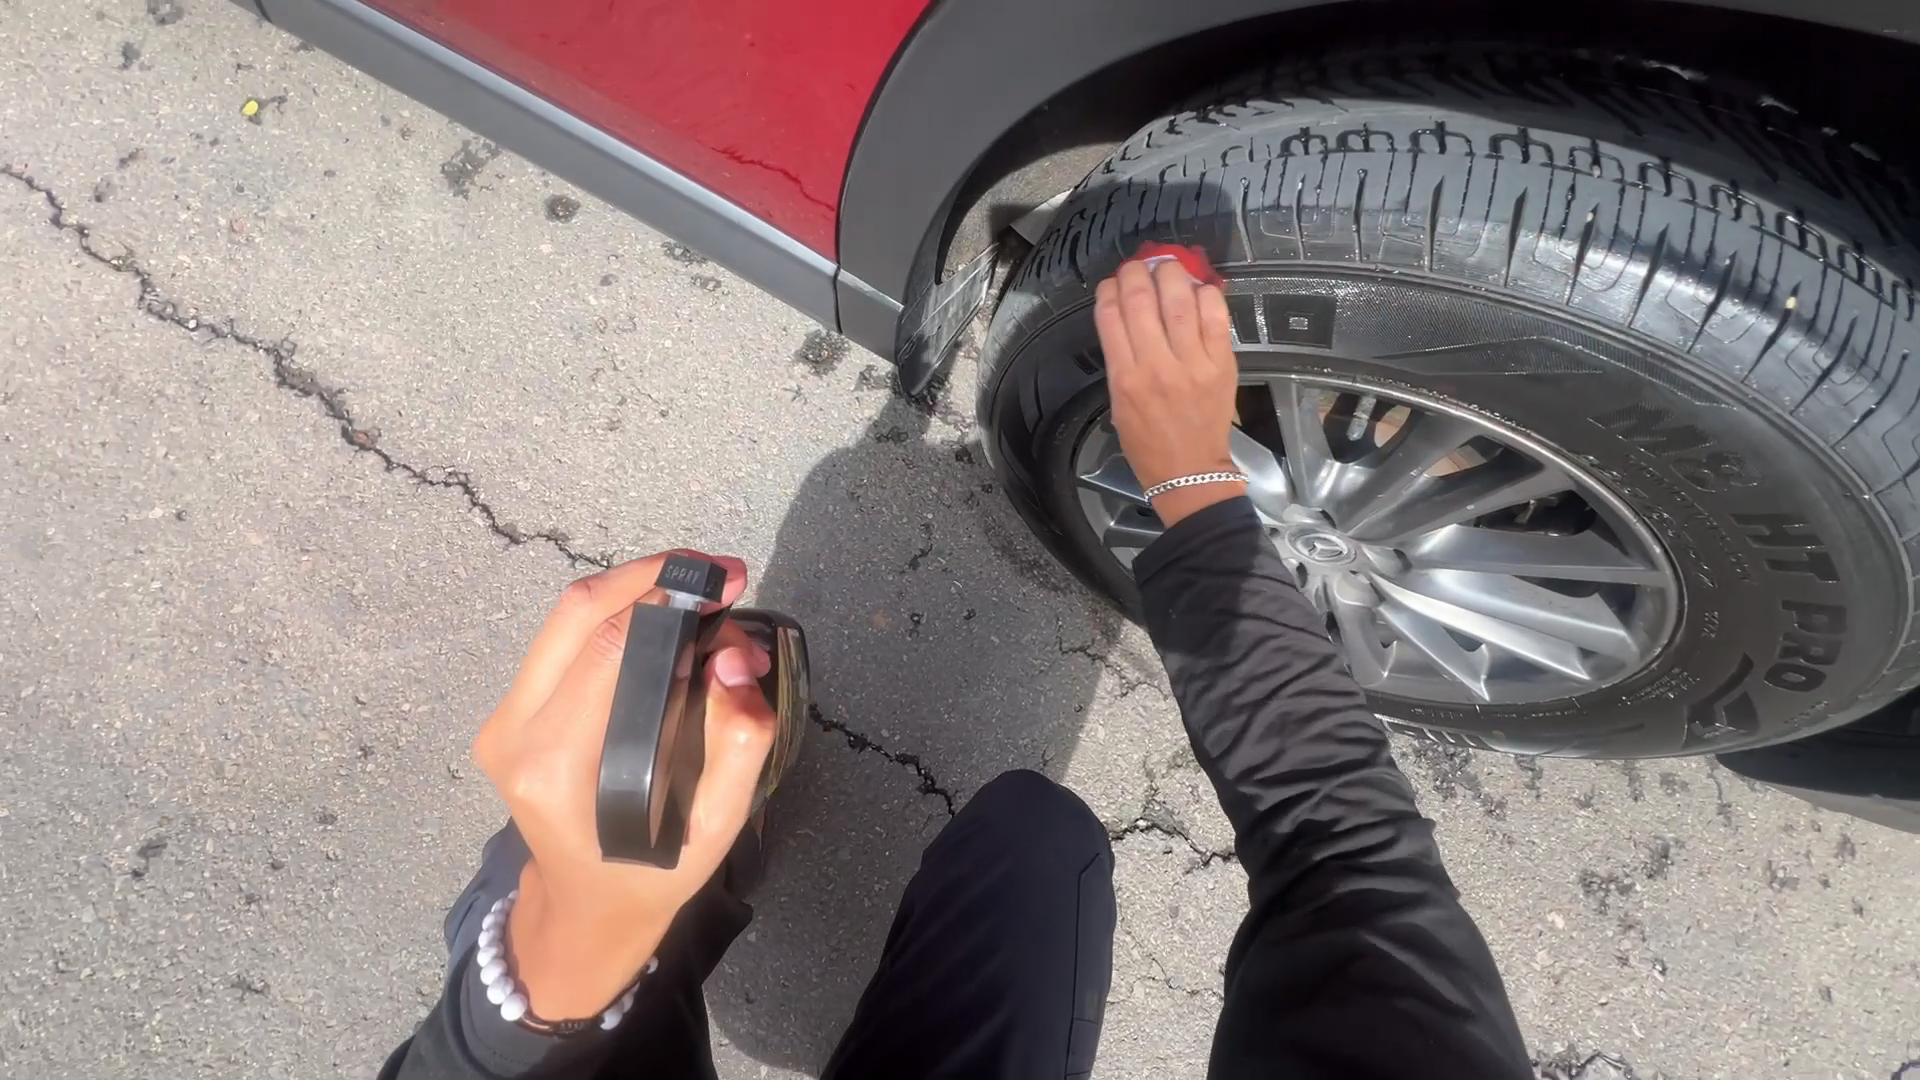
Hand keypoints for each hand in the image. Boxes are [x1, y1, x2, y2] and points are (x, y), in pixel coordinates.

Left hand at [472, 551, 774, 1019]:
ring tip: (704, 593)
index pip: (612, 646)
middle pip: (579, 611)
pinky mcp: (510, 711)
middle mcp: (516, 734)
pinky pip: (566, 635)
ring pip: (569, 614)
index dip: (674, 598)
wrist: (590, 903)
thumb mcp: (719, 821)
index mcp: (561, 765)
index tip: (731, 584)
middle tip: (724, 575)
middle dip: (657, 574)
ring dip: (640, 586)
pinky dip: (622, 610)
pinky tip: (668, 617)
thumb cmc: (658, 866)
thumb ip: (739, 741)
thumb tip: (734, 662)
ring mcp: (504, 719)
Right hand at [1094, 259, 1245, 526]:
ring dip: (1170, 274)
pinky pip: (1214, 316)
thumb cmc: (1147, 444)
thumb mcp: (1119, 405)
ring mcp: (1193, 363)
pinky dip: (1205, 294)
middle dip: (1136, 274)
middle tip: (1137, 266)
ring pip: (1179, 301)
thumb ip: (1121, 362)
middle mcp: (1156, 366)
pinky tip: (1197, 288)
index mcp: (1125, 379)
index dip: (1110, 290)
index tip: (1112, 282)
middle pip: (1142, 301)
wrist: (1189, 471)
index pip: (1111, 317)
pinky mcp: (1222, 364)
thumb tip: (1126, 320)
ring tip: (1166, 266)